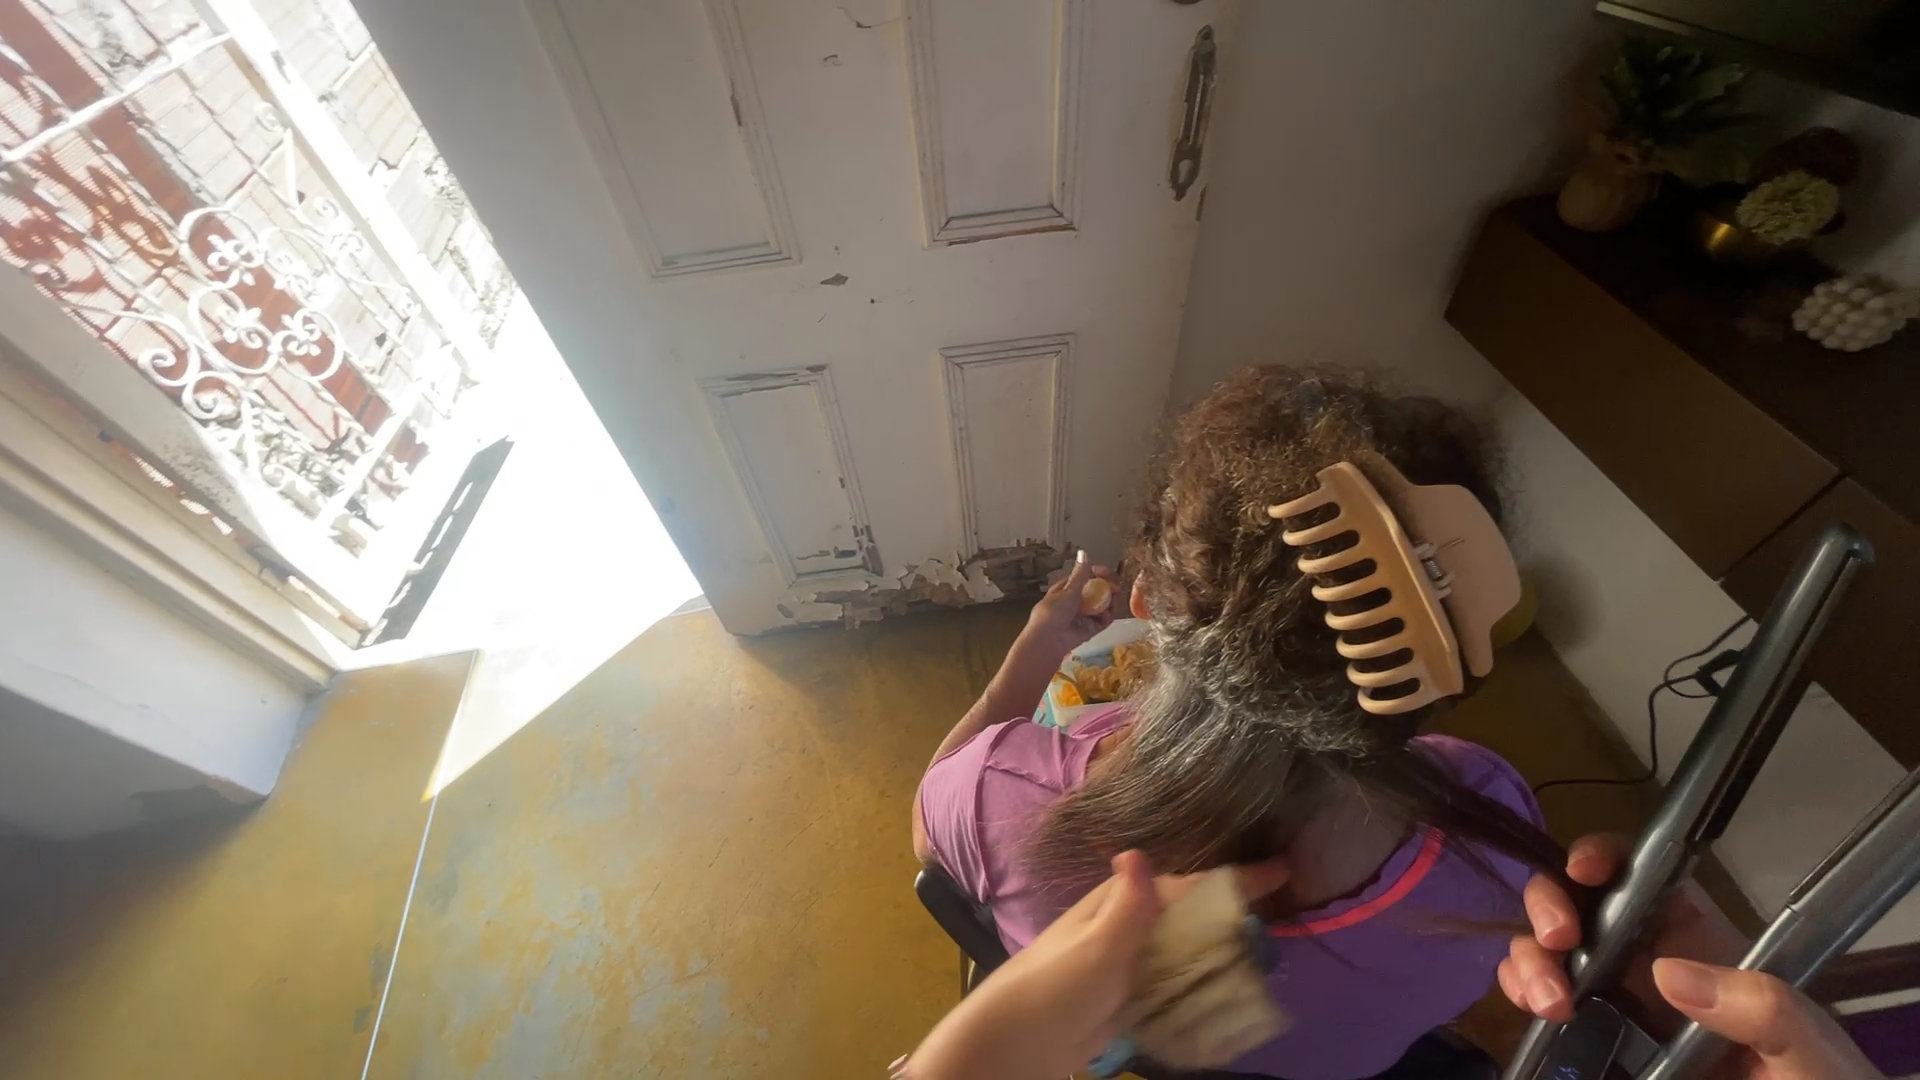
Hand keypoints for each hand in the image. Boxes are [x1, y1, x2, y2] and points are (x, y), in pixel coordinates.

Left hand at [903, 851, 1287, 1079]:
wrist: (1015, 1041)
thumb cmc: (1053, 988)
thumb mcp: (1093, 949)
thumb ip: (1124, 908)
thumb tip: (1140, 854)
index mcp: (1120, 901)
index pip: (1187, 884)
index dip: (1233, 877)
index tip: (1282, 868)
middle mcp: (1126, 922)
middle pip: (1191, 910)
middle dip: (1233, 909)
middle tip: (1281, 917)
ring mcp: (1128, 959)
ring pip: (1185, 944)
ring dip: (1220, 944)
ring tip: (1263, 951)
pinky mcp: (1127, 993)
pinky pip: (1174, 979)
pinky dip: (1200, 980)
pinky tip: (1225, 990)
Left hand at [1022, 551, 1117, 659]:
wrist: (1048, 640)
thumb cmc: (1053, 612)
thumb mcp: (1068, 590)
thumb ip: (1080, 574)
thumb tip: (1083, 551)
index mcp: (1067, 588)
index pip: (1087, 576)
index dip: (1100, 573)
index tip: (1110, 573)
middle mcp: (1077, 600)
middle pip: (1098, 590)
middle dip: (1109, 587)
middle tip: (1117, 587)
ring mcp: (1084, 615)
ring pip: (1103, 605)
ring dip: (1111, 601)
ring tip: (1114, 600)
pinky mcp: (1090, 629)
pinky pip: (1103, 620)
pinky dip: (1108, 616)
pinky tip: (1110, 612)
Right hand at [1500, 833, 1881, 1079]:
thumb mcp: (1819, 1056)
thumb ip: (1769, 1010)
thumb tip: (1669, 973)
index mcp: (1693, 937)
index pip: (1638, 870)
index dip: (1603, 855)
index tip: (1584, 871)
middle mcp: (1639, 951)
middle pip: (1572, 896)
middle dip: (1549, 905)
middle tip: (1556, 940)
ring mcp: (1607, 988)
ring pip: (1541, 941)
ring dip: (1529, 957)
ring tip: (1549, 1001)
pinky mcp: (1583, 1025)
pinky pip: (1531, 986)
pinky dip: (1519, 987)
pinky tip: (1535, 1008)